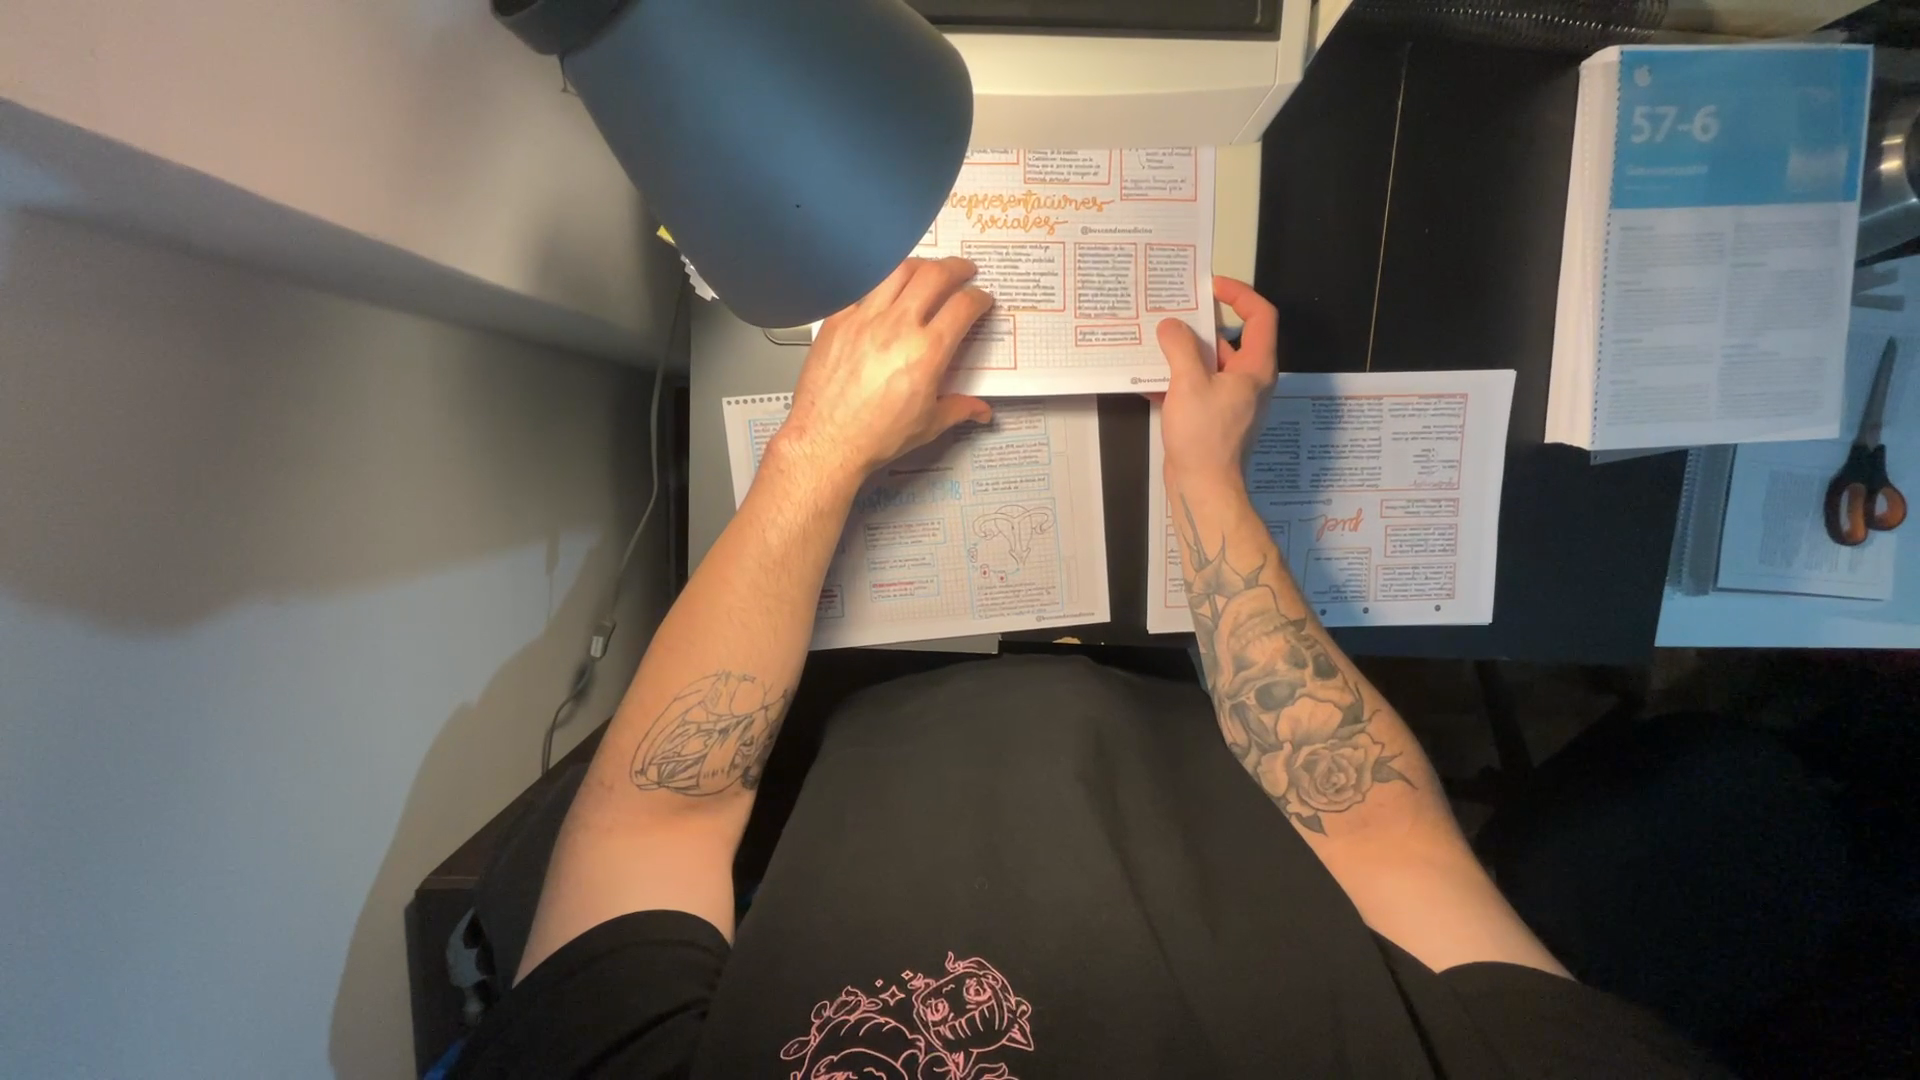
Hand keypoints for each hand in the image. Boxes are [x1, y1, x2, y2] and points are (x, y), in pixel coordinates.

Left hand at [773, 257, 995, 483]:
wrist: (827, 440)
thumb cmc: (874, 436)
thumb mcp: (928, 425)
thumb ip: (959, 409)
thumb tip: (980, 410)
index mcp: (927, 352)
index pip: (963, 307)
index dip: (978, 298)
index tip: (981, 299)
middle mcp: (897, 327)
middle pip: (934, 275)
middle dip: (956, 268)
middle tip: (963, 270)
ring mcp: (865, 319)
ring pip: (898, 270)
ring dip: (920, 265)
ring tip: (928, 270)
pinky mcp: (838, 320)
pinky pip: (863, 287)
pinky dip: (881, 282)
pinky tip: (886, 289)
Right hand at [1157, 276, 1278, 491]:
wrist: (1203, 486)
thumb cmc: (1204, 435)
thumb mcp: (1189, 383)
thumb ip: (1179, 348)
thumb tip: (1170, 326)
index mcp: (1255, 368)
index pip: (1260, 316)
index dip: (1239, 294)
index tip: (1211, 287)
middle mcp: (1247, 381)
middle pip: (1228, 340)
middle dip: (1199, 326)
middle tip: (1172, 313)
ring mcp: (1229, 401)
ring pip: (1208, 366)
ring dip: (1181, 355)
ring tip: (1153, 343)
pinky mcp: (1211, 418)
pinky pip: (1194, 389)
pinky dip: (1174, 382)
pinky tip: (1147, 381)